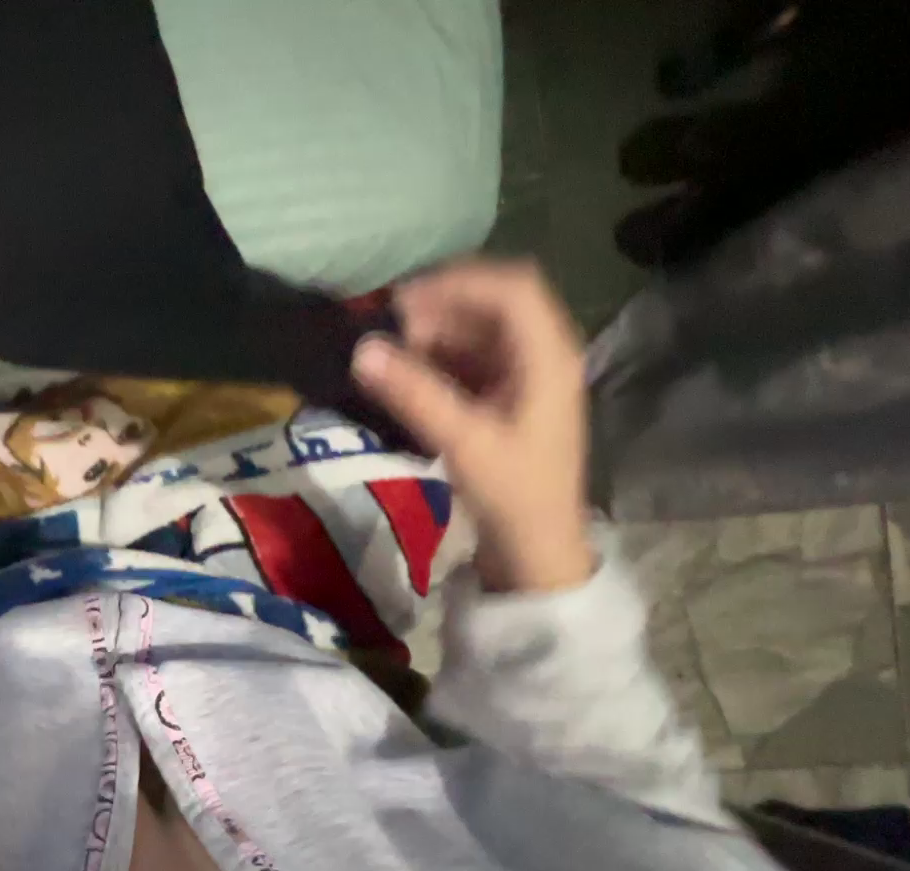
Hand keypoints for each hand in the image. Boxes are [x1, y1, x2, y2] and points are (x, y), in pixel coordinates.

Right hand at [352, 259, 594, 592]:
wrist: (534, 547)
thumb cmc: (511, 493)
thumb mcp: (461, 441)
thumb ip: (412, 393)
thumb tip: (361, 350)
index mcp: (548, 356)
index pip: (510, 288)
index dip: (455, 284)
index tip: (398, 303)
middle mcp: (540, 354)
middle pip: (488, 304)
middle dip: (434, 310)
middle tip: (383, 333)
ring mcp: (521, 375)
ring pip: (472, 331)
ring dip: (427, 335)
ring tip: (384, 355)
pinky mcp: (500, 396)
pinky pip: (463, 359)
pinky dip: (429, 359)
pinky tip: (399, 376)